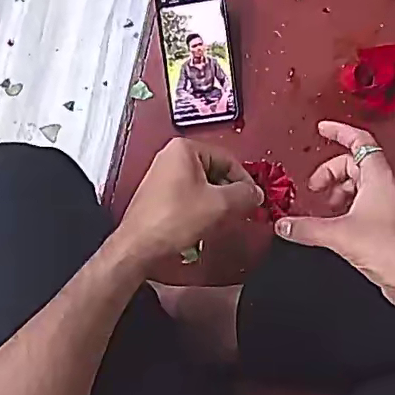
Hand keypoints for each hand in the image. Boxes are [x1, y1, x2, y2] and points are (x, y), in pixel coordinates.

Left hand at [117, 138, 261, 261]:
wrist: (139, 246)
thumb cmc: (173, 220)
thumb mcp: (220, 205)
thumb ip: (244, 195)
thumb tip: (256, 193)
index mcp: (185, 149)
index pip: (227, 160)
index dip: (244, 181)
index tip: (252, 198)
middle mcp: (171, 156)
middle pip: (215, 171)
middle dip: (229, 193)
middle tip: (239, 210)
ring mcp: (163, 174)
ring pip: (203, 185)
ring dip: (216, 202)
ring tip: (221, 220)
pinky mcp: (159, 193)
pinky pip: (189, 194)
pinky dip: (201, 207)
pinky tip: (203, 224)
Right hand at [275, 121, 394, 305]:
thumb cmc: (394, 250)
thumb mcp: (342, 235)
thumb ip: (308, 228)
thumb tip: (284, 224)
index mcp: (379, 178)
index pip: (360, 142)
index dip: (340, 132)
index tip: (322, 129)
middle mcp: (385, 188)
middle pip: (354, 165)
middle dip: (330, 172)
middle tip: (313, 187)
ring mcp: (387, 207)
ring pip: (358, 186)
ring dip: (337, 192)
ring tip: (323, 208)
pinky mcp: (386, 226)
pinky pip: (361, 206)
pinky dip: (345, 209)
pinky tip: (334, 224)